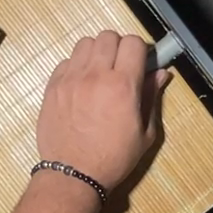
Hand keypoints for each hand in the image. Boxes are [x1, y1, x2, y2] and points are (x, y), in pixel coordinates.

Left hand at [36, 30, 170, 191]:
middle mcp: (95, 75)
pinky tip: (81, 85)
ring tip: (99, 72)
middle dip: (119, 47)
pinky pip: (66, 60)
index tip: (141, 63)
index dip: (140, 50)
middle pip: (108, 36)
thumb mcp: (145, 133)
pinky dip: (76, 66)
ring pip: (85, 43)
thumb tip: (160, 73)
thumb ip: (152, 97)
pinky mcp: (52, 86)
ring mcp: (70, 79)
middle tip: (121, 67)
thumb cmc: (114, 158)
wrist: (73, 175)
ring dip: (96, 52)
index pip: (133, 43)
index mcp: (123, 85)